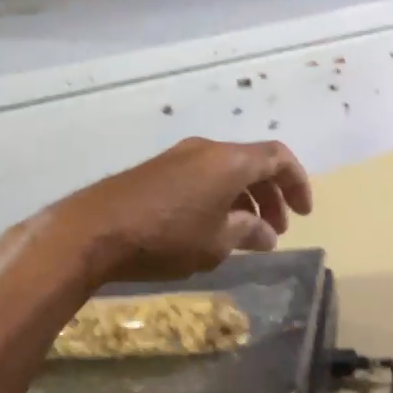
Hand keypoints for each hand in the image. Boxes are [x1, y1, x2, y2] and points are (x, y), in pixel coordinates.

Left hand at [12, 138, 313, 285]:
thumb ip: (248, 232)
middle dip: (270, 196)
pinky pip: (202, 177)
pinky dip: (219, 198)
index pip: (278, 158)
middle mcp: (206, 150)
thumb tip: (265, 234)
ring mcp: (177, 158)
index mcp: (230, 161)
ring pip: (226, 172)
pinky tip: (211, 229)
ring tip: (245, 234)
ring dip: (244, 199)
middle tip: (275, 230)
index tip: (303, 212)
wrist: (89, 232)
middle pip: (253, 164)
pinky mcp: (155, 172)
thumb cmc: (164, 238)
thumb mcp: (216, 242)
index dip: (297, 183)